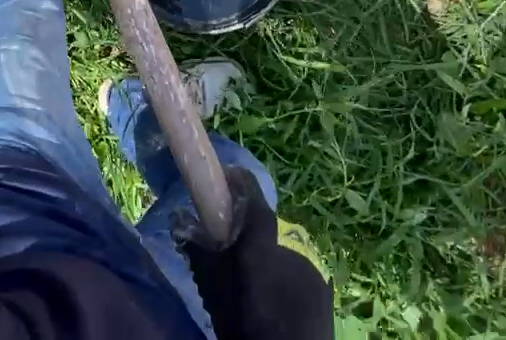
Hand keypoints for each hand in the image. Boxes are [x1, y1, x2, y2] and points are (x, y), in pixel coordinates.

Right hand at [179, 168, 332, 339]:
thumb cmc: (248, 328)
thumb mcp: (215, 294)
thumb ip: (200, 253)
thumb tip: (181, 221)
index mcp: (260, 239)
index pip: (249, 188)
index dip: (233, 180)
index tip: (220, 182)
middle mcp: (289, 241)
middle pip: (264, 220)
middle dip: (247, 227)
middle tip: (231, 246)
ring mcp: (311, 261)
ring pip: (282, 243)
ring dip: (269, 251)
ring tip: (256, 277)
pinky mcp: (325, 281)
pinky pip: (299, 264)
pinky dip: (286, 271)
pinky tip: (278, 294)